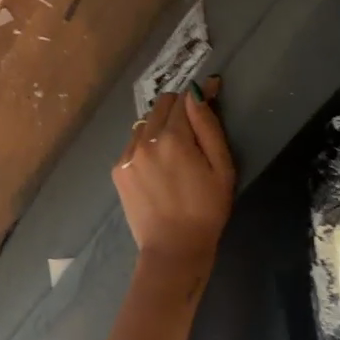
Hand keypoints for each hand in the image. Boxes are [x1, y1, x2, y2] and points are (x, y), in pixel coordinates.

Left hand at [113, 79, 234, 263]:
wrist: (173, 247)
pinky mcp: (119, 169)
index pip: (183, 99)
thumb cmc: (206, 210)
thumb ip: (208, 126)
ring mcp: (127, 155)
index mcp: (174, 138)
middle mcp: (145, 140)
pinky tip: (157, 166)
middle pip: (161, 105)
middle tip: (193, 126)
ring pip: (144, 123)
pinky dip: (145, 144)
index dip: (198, 94)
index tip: (210, 92)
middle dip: (178, 107)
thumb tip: (198, 92)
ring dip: (159, 125)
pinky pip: (133, 143)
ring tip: (174, 149)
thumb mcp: (221, 167)